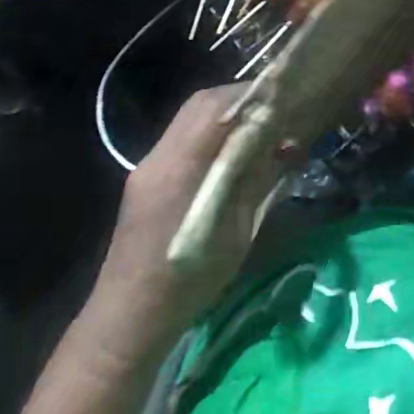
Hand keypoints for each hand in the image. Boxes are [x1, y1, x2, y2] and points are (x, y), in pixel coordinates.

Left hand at [86, 85, 286, 353]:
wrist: (129, 317)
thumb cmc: (189, 282)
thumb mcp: (235, 233)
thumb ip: (256, 182)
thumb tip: (283, 145)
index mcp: (180, 167)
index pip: (214, 108)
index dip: (250, 96)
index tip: (282, 98)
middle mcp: (159, 156)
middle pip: (199, 105)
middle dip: (239, 101)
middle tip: (274, 111)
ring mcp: (149, 164)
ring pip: (189, 119)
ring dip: (225, 116)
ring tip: (259, 130)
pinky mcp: (147, 177)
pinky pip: (182, 139)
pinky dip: (210, 134)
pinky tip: (232, 153)